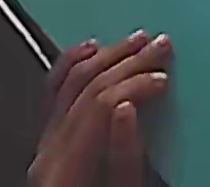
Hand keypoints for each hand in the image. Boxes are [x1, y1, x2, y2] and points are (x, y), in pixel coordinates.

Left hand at [29, 30, 173, 186]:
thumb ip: (124, 161)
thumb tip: (127, 106)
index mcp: (64, 168)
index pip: (101, 105)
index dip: (136, 84)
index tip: (165, 77)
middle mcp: (47, 150)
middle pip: (90, 86)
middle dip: (130, 61)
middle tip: (162, 45)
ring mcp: (44, 142)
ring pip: (73, 79)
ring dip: (109, 53)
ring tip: (139, 40)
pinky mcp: (48, 140)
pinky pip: (54, 89)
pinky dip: (72, 63)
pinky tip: (92, 46)